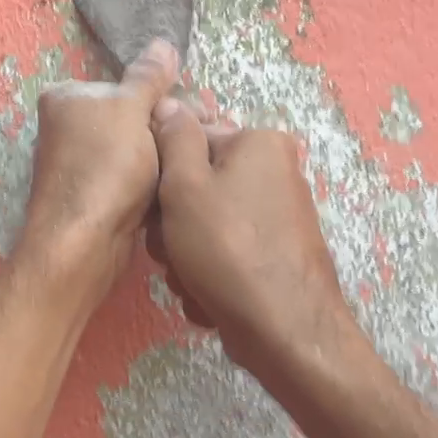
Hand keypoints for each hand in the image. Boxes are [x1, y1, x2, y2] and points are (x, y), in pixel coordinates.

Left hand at [17, 41, 181, 302]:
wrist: (83, 243)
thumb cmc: (105, 165)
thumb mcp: (131, 110)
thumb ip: (149, 78)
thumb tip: (162, 43)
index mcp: (67, 96)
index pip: (126, 85)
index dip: (165, 97)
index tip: (203, 111)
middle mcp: (68, 126)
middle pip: (133, 117)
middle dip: (171, 128)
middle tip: (211, 138)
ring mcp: (81, 162)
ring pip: (138, 150)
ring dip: (168, 157)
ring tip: (199, 165)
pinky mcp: (96, 194)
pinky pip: (134, 178)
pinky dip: (156, 182)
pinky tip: (179, 190)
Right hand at [146, 100, 356, 376]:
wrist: (286, 335)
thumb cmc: (228, 249)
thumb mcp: (185, 185)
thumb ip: (173, 138)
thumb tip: (168, 102)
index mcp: (258, 143)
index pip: (187, 139)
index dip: (160, 171)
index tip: (151, 204)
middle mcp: (274, 172)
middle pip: (196, 183)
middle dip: (172, 222)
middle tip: (168, 247)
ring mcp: (276, 217)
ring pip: (204, 223)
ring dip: (184, 253)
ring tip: (189, 278)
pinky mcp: (273, 255)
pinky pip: (225, 252)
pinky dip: (209, 273)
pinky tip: (207, 296)